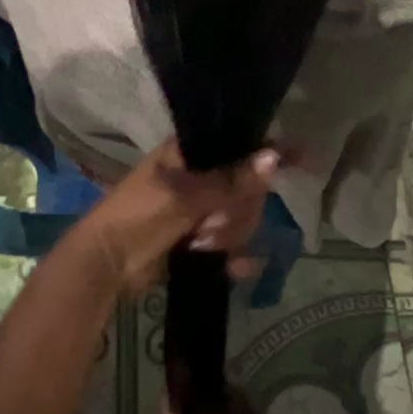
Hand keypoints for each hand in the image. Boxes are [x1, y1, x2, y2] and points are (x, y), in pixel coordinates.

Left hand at [80, 139, 279, 292]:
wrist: (107, 264)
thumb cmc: (138, 215)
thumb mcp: (185, 196)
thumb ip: (230, 181)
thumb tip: (272, 156)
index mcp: (189, 154)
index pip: (238, 146)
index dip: (267, 152)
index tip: (305, 159)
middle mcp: (199, 178)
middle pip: (246, 190)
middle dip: (236, 212)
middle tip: (209, 223)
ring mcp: (200, 212)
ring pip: (241, 221)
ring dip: (228, 236)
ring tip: (200, 244)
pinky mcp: (198, 243)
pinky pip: (231, 248)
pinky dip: (233, 258)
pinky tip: (234, 268)